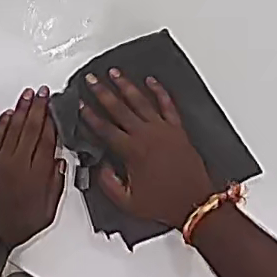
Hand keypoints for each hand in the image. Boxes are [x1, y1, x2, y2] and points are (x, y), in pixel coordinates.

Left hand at [0, 87, 64, 249]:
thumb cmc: (13, 227)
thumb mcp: (45, 213)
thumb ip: (55, 187)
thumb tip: (59, 165)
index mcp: (37, 176)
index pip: (47, 141)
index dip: (52, 122)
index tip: (55, 108)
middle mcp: (19, 164)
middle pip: (31, 129)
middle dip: (38, 108)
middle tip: (42, 93)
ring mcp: (1, 161)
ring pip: (13, 128)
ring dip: (21, 109)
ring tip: (27, 95)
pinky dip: (2, 124)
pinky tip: (8, 114)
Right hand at [79, 70, 218, 227]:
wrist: (195, 204)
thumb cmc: (164, 203)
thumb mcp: (127, 201)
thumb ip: (108, 183)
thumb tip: (100, 167)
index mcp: (132, 151)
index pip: (104, 128)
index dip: (90, 115)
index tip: (80, 105)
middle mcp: (146, 136)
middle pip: (118, 108)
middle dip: (102, 92)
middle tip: (92, 80)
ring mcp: (162, 130)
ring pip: (140, 101)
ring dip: (125, 85)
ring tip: (114, 73)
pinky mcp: (177, 130)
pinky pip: (167, 105)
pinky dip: (158, 91)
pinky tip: (150, 81)